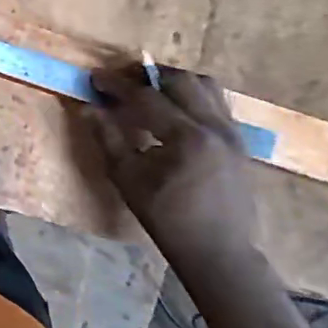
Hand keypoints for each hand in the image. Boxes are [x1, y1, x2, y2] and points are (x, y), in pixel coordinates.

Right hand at [90, 67, 257, 262]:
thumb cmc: (167, 219)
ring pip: (205, 85)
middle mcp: (214, 126)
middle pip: (180, 80)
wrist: (218, 251)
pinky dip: (193, 96)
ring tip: (151, 90)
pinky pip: (217, 102)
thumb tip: (88, 108)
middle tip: (123, 80)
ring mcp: (232, 131)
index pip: (146, 97)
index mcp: (187, 137)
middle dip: (148, 75)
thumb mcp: (128, 180)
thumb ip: (108, 138)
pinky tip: (176, 110)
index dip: (117, 85)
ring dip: (174, 81)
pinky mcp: (239, 140)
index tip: (95, 77)